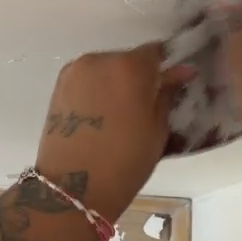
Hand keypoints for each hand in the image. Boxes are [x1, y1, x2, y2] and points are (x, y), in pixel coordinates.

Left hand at [35, 43, 189, 218]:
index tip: (172, 85)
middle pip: (129, 59)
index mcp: (130, 66)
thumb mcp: (157, 128)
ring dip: (117, 83)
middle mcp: (100, 59)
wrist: (72, 188)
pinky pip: (88, 79)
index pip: (156, 52)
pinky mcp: (59, 85)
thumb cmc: (125, 161)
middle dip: (140, 76)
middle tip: (147, 106)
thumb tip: (182, 71)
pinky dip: (98, 90)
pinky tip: (102, 116)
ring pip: (107, 68)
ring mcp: (75, 71)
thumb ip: (168, 93)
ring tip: (122, 114)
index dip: (166, 67)